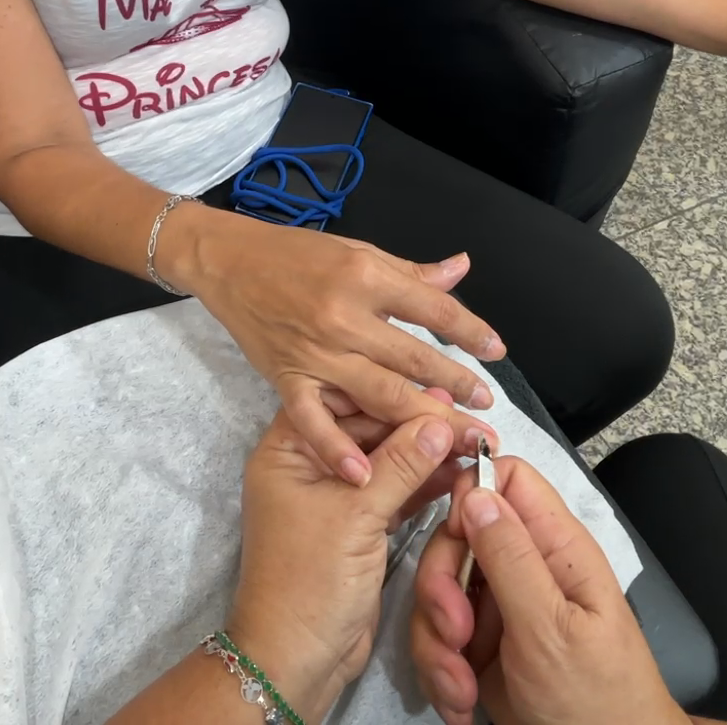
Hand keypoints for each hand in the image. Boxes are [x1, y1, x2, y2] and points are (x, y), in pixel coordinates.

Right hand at [162, 205, 502, 482]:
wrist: (231, 262)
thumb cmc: (296, 253)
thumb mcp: (357, 252)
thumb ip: (409, 272)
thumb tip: (461, 269)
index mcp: (365, 277)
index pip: (432, 309)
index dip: (470, 331)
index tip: (496, 351)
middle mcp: (344, 317)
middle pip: (414, 360)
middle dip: (457, 387)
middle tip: (489, 411)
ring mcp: (315, 352)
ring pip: (379, 393)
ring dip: (424, 419)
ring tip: (459, 438)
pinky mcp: (287, 378)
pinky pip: (313, 420)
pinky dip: (335, 449)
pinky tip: (364, 476)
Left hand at [227, 399, 462, 712]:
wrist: (298, 657)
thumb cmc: (310, 577)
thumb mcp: (355, 515)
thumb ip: (400, 465)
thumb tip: (441, 422)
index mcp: (288, 446)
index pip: (341, 402)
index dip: (387, 393)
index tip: (436, 387)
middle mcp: (308, 461)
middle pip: (367, 429)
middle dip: (414, 424)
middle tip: (466, 415)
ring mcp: (333, 491)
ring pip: (383, 459)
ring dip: (424, 453)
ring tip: (471, 440)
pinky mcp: (355, 520)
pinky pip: (390, 489)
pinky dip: (420, 483)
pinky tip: (455, 471)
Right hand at [410, 457, 687, 724]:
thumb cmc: (596, 702)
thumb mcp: (551, 630)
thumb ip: (510, 557)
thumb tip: (473, 490)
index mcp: (554, 546)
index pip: (505, 477)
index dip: (470, 493)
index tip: (457, 537)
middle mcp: (523, 566)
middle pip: (455, 535)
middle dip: (440, 586)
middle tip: (454, 633)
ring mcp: (498, 605)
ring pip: (438, 588)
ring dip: (436, 640)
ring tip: (459, 688)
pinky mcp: (479, 643)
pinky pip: (437, 633)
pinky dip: (439, 668)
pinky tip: (459, 700)